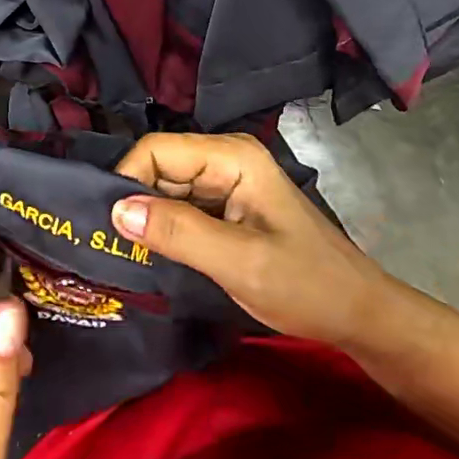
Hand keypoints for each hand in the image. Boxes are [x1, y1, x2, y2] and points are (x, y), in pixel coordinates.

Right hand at [111, 132, 392, 345]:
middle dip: (132, 202)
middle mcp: (228, 159)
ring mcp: (229, 183)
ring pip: (166, 189)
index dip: (127, 183)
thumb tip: (116, 209)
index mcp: (234, 157)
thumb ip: (179, 233)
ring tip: (124, 259)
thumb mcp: (240, 262)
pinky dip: (164, 229)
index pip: (157, 150)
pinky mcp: (228, 208)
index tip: (107, 231)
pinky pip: (183, 208)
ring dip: (146, 219)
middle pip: (159, 166)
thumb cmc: (305, 284)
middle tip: (109, 251)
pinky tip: (152, 257)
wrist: (351, 308)